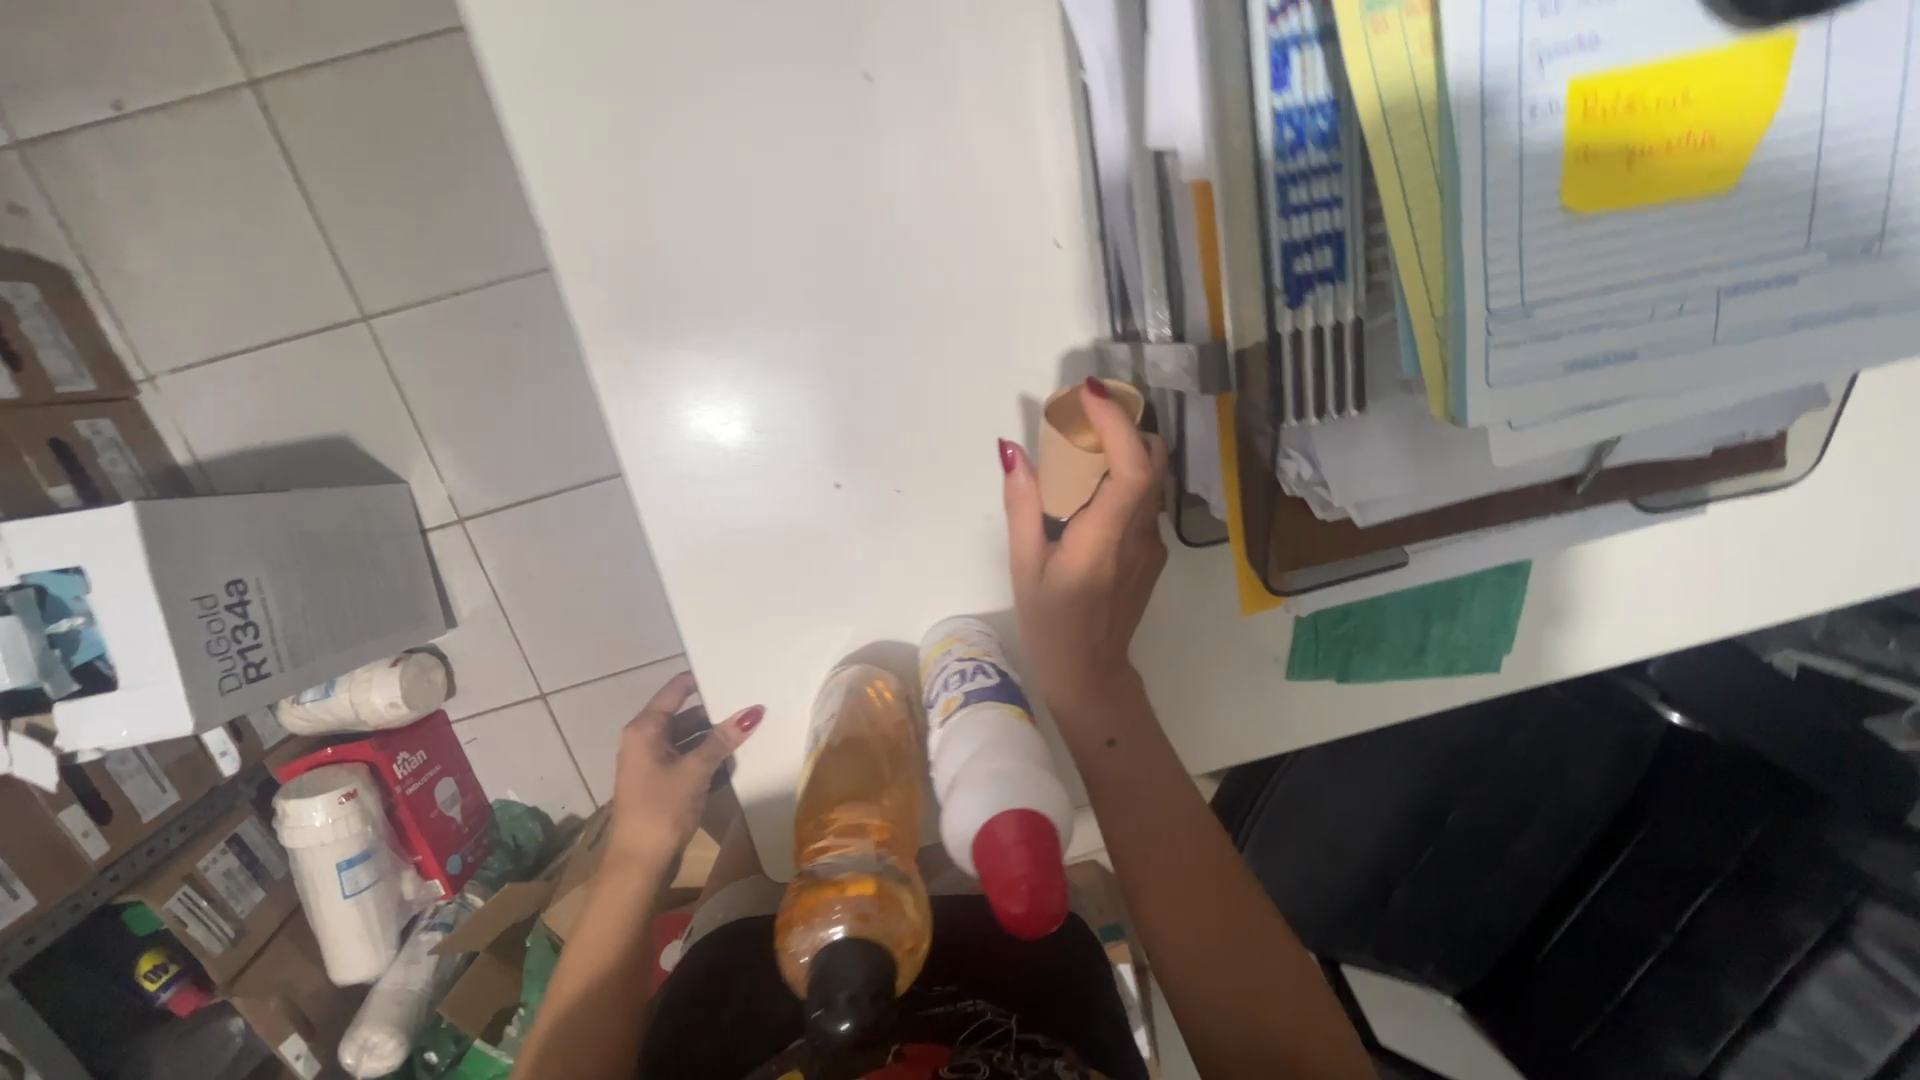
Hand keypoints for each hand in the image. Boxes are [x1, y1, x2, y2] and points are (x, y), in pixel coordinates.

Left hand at [605, 672, 763, 868]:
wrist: (638, 863)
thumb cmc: (661, 808)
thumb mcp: (696, 770)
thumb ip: (722, 739)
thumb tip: (753, 712)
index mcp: (644, 729)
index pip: (675, 690)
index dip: (702, 680)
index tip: (734, 675)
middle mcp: (644, 740)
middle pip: (684, 715)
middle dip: (715, 714)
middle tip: (750, 706)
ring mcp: (651, 763)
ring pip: (688, 739)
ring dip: (714, 739)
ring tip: (749, 732)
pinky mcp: (660, 783)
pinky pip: (688, 759)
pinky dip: (708, 759)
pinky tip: (734, 761)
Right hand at [999, 377, 1168, 721]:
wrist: (1090, 673)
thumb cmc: (1051, 623)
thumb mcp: (1024, 565)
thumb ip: (1022, 505)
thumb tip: (1012, 450)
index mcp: (1106, 537)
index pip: (1131, 465)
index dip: (1117, 423)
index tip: (1089, 392)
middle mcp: (1140, 534)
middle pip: (1152, 461)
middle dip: (1124, 425)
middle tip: (1084, 411)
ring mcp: (1152, 545)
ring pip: (1151, 480)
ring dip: (1125, 450)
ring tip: (1083, 443)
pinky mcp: (1151, 554)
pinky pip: (1143, 501)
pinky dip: (1123, 479)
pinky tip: (1089, 491)